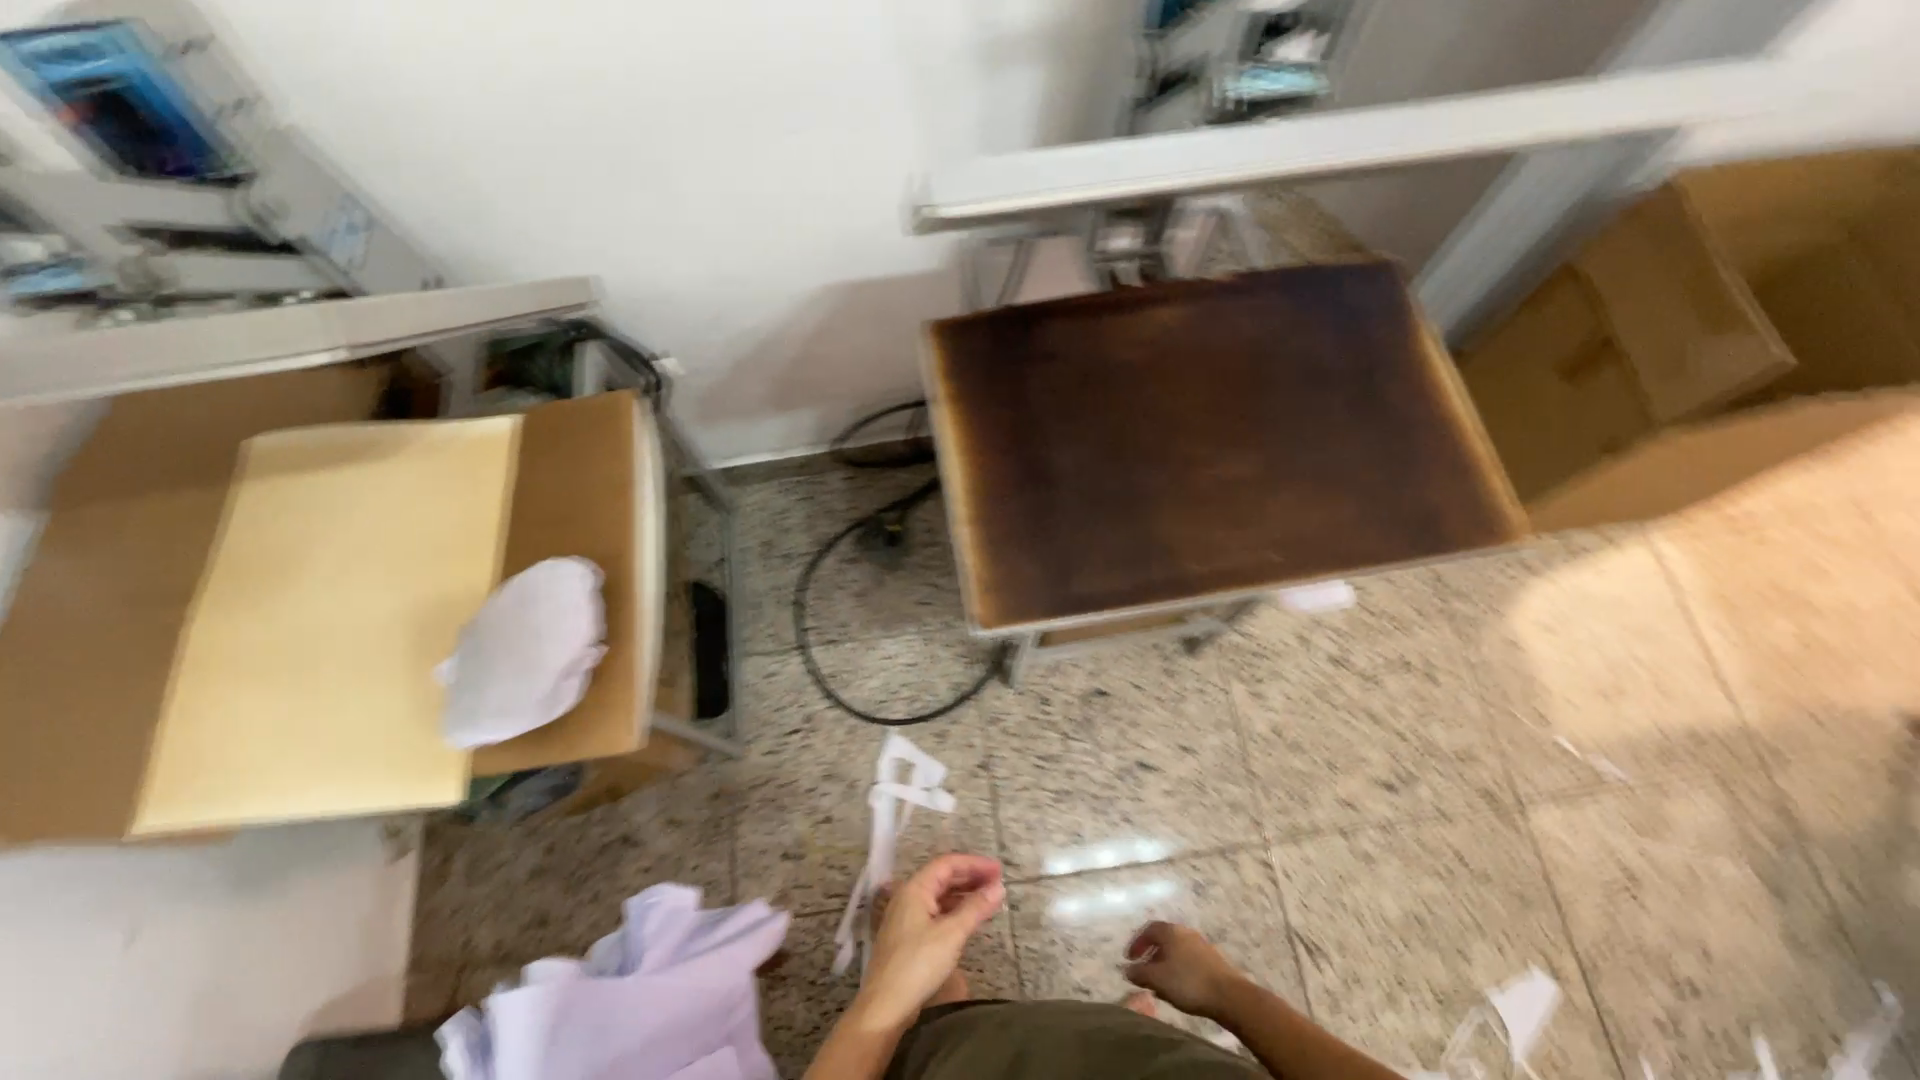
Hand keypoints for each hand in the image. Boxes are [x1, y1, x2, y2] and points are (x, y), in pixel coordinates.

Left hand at [851, 854, 1004, 1030]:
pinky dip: (954, 911)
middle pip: (942, 878)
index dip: (974, 864)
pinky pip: (935, 913)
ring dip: (963, 895)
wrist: (885, 1004)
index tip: (999, 870)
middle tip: (998, 883)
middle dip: (970, 878)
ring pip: (939, 897)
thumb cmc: (918, 963)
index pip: (947, 864)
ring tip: (988, 900)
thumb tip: (999, 888)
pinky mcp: (908, 936)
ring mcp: (906, 917)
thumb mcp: (952, 934)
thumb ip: (975, 908)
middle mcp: (908, 897)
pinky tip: (968, 919)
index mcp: (915, 889)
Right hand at [1123, 921, 1246, 1019]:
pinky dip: (1179, 968)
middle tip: (1144, 970)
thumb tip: (1127, 969)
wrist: (1229, 996)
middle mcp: (1186, 932)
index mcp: (1171, 932)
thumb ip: (1139, 973)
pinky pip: (1189, 959)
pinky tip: (1179, 986)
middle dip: (1151, 954)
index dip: (1136, 943)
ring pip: (1177, 950)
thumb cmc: (1188, 983)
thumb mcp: (1157, 979)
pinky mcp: (1213, 959)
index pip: (1148, 929)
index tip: (1129, 959)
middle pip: (1163, 939)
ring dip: (1165, 963)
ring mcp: (1201, 945)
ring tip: (1160, 982)